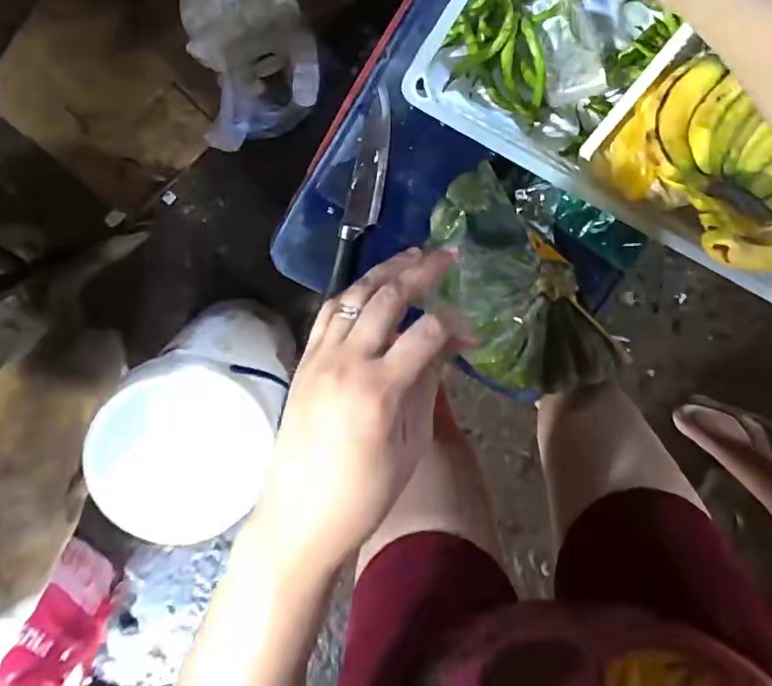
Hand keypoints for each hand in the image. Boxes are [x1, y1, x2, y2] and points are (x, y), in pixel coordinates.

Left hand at [249, 249, 469, 569]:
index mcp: (380, 389)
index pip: (426, 332)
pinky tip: (367, 286)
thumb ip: (428, 384)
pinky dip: (351, 293)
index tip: (472, 326)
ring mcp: (320, 356)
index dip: (455, 322)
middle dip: (421, 271)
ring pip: (354, 296)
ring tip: (410, 255)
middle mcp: (347, 361)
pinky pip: (328, 313)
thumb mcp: (410, 444)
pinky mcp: (304, 360)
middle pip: (388, 298)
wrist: (299, 516)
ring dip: (384, 272)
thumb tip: (451, 342)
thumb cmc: (364, 494)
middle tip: (447, 255)